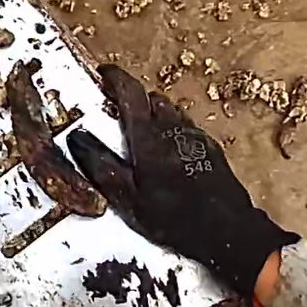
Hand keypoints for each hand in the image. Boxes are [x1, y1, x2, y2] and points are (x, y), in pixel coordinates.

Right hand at [67, 64, 299, 302]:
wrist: (229, 232)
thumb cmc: (173, 218)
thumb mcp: (126, 198)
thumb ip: (100, 165)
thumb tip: (77, 138)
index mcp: (148, 137)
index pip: (130, 92)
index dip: (113, 78)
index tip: (102, 74)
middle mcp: (173, 128)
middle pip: (150, 98)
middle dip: (131, 100)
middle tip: (114, 114)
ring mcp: (195, 136)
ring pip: (169, 112)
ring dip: (152, 114)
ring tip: (139, 135)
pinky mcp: (210, 147)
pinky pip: (185, 127)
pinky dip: (170, 130)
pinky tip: (165, 155)